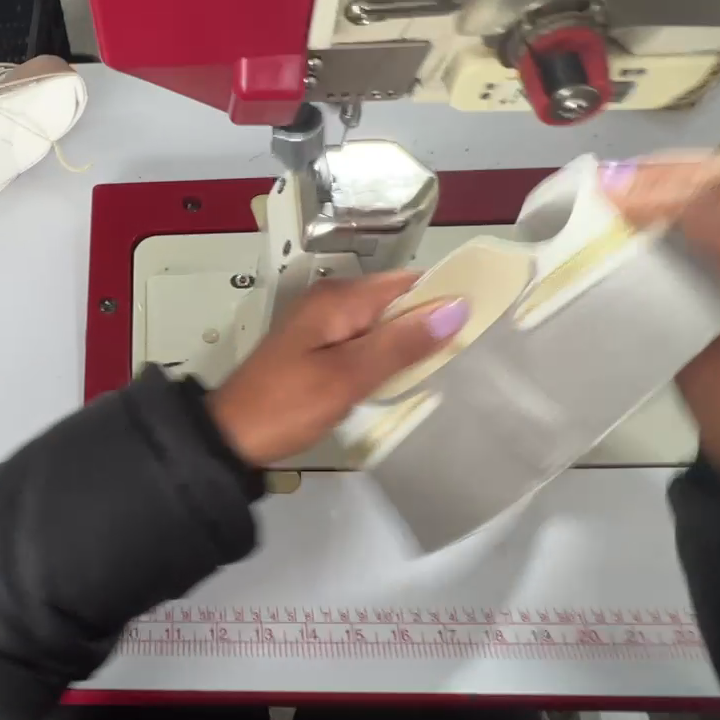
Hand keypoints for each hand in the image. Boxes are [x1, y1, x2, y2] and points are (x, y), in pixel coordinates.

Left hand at [208, 273, 469, 466]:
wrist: (231, 437)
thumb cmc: (287, 405)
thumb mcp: (347, 376)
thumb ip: (400, 343)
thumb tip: (455, 307)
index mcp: (338, 300)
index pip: (406, 282)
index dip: (445, 295)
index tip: (487, 316)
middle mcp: (331, 303)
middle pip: (395, 302)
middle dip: (432, 321)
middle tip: (477, 349)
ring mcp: (322, 327)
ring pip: (381, 324)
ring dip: (411, 342)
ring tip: (455, 364)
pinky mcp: (318, 350)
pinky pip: (364, 343)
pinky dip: (387, 356)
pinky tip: (408, 377)